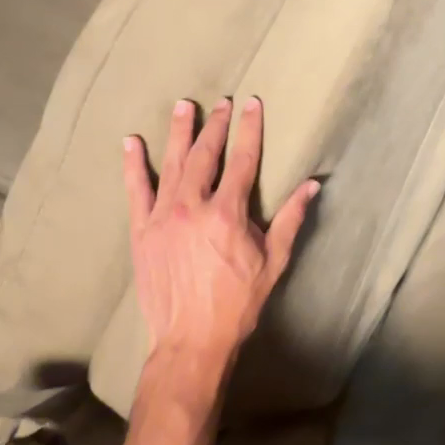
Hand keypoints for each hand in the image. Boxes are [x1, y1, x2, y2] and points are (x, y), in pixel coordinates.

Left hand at [123, 96, 317, 366]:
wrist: (190, 341)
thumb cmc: (238, 303)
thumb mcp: (273, 261)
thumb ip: (291, 219)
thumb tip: (313, 184)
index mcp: (227, 213)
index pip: (242, 160)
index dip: (249, 129)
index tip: (252, 104)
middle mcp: (193, 207)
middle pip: (205, 155)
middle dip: (216, 125)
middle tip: (223, 103)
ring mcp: (163, 218)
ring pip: (171, 165)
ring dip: (179, 133)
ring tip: (183, 106)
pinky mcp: (142, 232)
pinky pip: (135, 191)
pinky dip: (133, 165)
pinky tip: (131, 141)